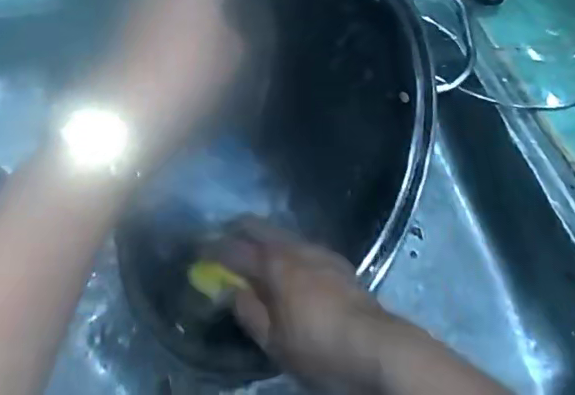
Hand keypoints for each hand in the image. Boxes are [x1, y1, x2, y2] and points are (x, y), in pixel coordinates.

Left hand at [80, 0, 265, 169]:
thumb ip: (259, 19)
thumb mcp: (243, 52)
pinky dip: (190, 15)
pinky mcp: (127, 12)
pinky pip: (172, 5)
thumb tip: (260, 7)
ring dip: (214, 3)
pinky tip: (206, 40)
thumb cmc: (192, 78)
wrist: (124, 118)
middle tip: (270, 13)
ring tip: (239, 30)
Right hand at [212, 218, 403, 393]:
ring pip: (281, 233)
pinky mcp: (336, 259)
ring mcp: (317, 249)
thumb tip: (232, 290)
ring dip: (264, 238)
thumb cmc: (318, 347)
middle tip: (224, 240)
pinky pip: (301, 244)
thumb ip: (249, 312)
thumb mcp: (275, 342)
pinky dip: (286, 247)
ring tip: (255, 252)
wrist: (375, 344)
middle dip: (238, 230)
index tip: (198, 250)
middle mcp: (292, 246)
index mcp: (272, 264)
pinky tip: (290, 264)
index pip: (233, 248)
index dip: (212, 248)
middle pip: (258, 227)